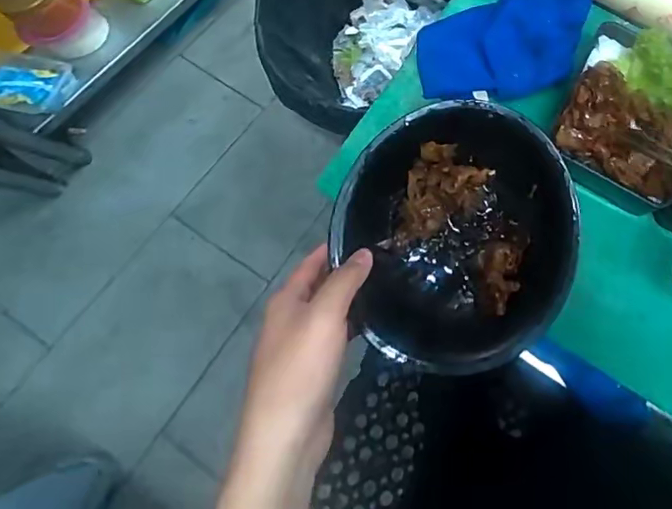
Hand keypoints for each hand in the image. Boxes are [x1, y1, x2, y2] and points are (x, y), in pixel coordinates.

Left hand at [219, 245, 371, 508]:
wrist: (285, 437)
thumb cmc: (301, 367)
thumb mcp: (325, 314)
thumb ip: (345, 280)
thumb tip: (364, 252)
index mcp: (285, 300)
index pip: (312, 261)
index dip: (337, 246)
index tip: (368, 234)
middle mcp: (289, 319)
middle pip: (321, 286)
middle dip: (348, 272)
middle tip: (385, 259)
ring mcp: (299, 347)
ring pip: (329, 312)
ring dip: (352, 300)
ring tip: (386, 285)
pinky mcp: (312, 372)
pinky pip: (334, 338)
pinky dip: (352, 327)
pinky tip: (373, 325)